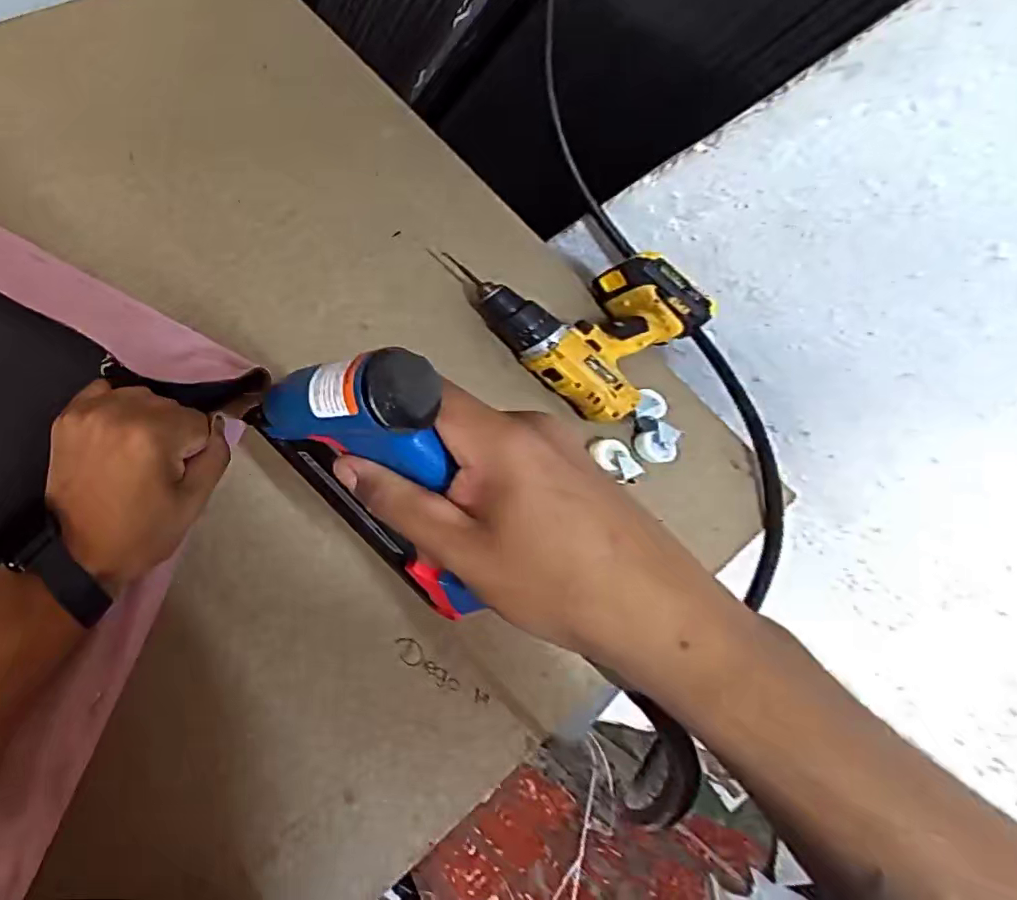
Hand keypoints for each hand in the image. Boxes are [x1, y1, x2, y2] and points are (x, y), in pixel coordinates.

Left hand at [45, 379, 232, 590]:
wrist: (79, 553)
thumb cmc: (139, 534)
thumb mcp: (192, 505)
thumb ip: (215, 456)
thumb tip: (217, 425)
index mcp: (153, 434)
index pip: (198, 422)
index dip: (193, 450)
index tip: (175, 474)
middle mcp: (120, 412)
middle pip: (168, 406)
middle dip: (170, 432)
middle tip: (153, 469)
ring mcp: (90, 411)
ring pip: (139, 396)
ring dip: (143, 418)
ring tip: (131, 453)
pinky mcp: (68, 416)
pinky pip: (104, 392)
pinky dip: (113, 407)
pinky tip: (112, 434)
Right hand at [330, 382, 752, 680]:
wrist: (672, 625)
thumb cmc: (560, 587)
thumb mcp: (461, 551)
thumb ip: (398, 500)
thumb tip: (346, 463)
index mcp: (499, 437)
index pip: (419, 391)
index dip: (374, 403)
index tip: (344, 431)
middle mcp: (528, 425)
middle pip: (444, 421)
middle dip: (414, 459)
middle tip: (411, 509)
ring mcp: (557, 444)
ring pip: (473, 446)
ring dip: (446, 479)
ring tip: (459, 538)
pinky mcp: (572, 466)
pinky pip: (504, 461)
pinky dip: (479, 486)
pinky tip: (496, 536)